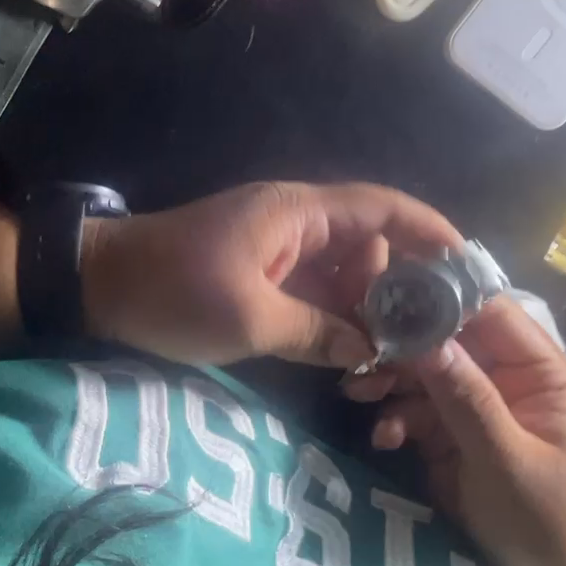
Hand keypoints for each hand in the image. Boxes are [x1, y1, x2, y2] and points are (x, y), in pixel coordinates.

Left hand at [81, 181, 464, 367]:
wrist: (98, 287)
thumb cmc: (173, 292)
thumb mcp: (251, 318)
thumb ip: (319, 333)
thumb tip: (371, 349)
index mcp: (298, 213)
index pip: (383, 210)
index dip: (430, 233)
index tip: (468, 269)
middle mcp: (295, 224)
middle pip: (369, 247)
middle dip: (401, 287)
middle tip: (429, 337)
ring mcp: (276, 251)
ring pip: (342, 275)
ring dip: (366, 310)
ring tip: (393, 355)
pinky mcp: (258, 276)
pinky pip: (311, 292)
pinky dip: (333, 318)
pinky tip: (350, 353)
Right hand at [346, 295, 565, 565]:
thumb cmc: (545, 525)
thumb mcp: (505, 461)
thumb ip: (467, 398)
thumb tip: (426, 338)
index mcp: (548, 377)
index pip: (496, 316)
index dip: (447, 299)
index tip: (391, 292)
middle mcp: (516, 382)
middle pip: (454, 344)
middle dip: (406, 351)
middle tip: (361, 357)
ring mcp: (486, 409)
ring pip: (430, 377)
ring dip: (393, 386)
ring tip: (357, 394)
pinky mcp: (460, 435)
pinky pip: (423, 413)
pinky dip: (399, 422)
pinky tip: (384, 440)